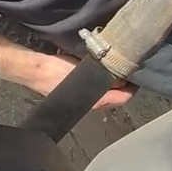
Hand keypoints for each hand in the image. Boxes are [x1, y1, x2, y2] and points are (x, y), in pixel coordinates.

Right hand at [0, 21, 132, 106]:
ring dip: (114, 81)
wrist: (32, 68)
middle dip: (125, 84)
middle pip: (117, 96)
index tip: (139, 78)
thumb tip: (121, 78)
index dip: (133, 89)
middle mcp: (93, 103)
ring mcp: (84, 98)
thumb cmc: (54, 71)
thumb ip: (104, 76)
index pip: (123, 98)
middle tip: (131, 70)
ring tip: (120, 67)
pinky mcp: (77, 90)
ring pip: (107, 91)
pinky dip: (103, 79)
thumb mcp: (84, 71)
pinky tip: (105, 69)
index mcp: (96, 102)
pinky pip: (97, 87)